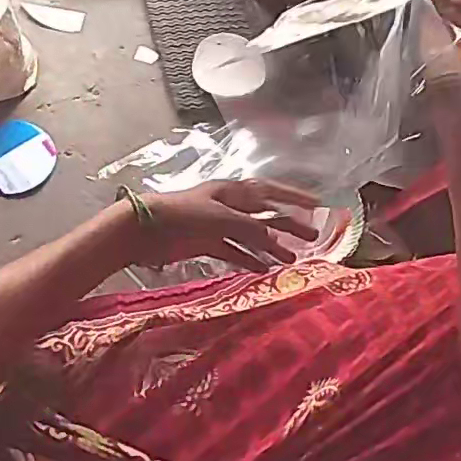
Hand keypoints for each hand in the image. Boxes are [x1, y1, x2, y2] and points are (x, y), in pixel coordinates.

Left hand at [131, 180, 320, 271]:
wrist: (143, 229)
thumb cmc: (182, 214)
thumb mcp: (220, 218)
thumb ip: (250, 229)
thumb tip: (278, 241)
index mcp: (233, 191)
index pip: (271, 192)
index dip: (295, 197)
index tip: (318, 205)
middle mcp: (228, 206)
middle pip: (265, 216)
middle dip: (289, 226)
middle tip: (311, 238)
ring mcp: (218, 225)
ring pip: (252, 236)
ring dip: (271, 246)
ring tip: (291, 260)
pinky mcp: (206, 243)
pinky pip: (234, 251)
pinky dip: (248, 259)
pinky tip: (262, 269)